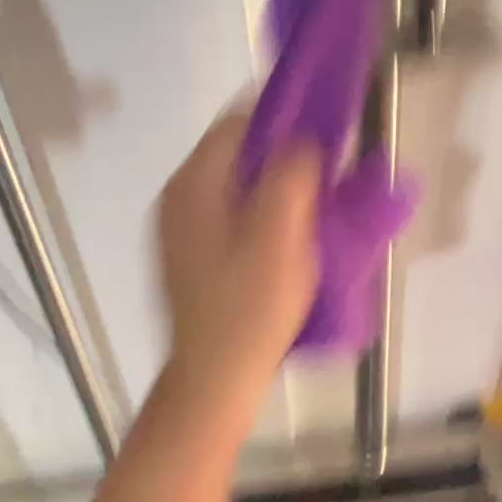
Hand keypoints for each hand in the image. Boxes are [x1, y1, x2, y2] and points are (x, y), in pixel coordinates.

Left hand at [156, 111, 319, 372]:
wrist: (214, 379)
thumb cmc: (250, 309)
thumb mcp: (281, 234)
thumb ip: (292, 172)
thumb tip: (302, 142)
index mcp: (192, 183)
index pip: (241, 122)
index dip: (287, 129)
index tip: (325, 157)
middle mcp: (177, 200)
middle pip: (239, 160)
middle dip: (284, 172)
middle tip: (322, 199)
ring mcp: (178, 236)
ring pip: (236, 196)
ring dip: (275, 205)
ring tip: (307, 232)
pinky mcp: (188, 266)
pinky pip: (229, 229)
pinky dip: (258, 232)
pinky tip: (281, 260)